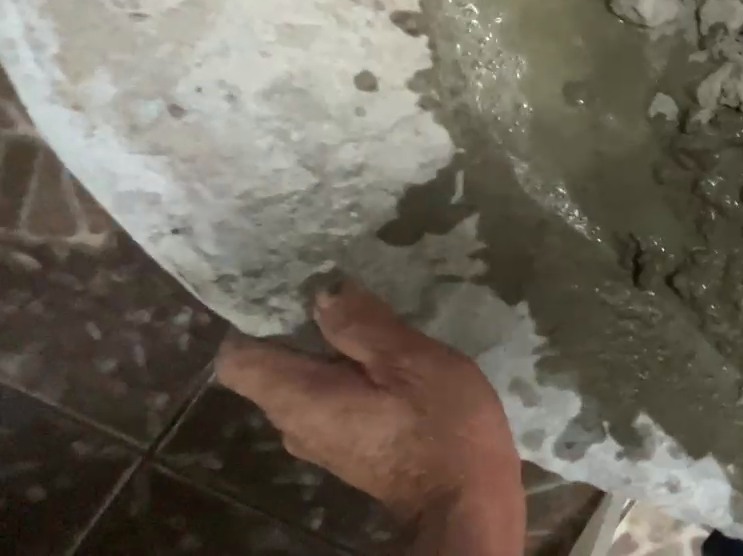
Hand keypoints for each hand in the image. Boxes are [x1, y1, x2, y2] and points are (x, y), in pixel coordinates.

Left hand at [216, 279, 524, 537]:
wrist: (465, 493)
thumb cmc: (440, 421)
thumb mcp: (412, 360)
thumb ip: (364, 326)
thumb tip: (324, 291)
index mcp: (299, 399)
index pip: (238, 358)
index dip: (259, 319)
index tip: (301, 287)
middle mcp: (294, 424)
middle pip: (275, 368)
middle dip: (308, 330)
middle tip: (360, 295)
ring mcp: (321, 440)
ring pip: (309, 383)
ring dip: (338, 352)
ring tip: (385, 324)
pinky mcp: (350, 446)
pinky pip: (333, 399)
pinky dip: (354, 375)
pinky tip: (397, 364)